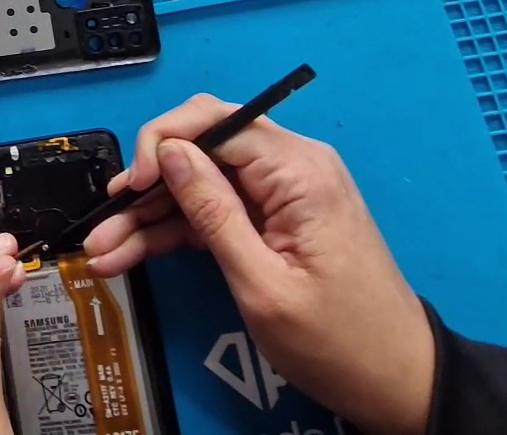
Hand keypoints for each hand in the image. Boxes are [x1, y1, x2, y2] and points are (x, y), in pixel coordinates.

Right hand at [84, 94, 434, 434]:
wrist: (402, 387)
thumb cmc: (339, 343)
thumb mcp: (264, 285)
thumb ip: (212, 212)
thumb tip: (169, 152)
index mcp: (296, 169)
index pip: (213, 120)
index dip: (162, 142)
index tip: (132, 186)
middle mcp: (288, 165)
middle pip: (200, 145)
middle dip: (147, 181)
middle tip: (107, 218)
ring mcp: (278, 191)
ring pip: (197, 181)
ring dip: (150, 214)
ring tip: (103, 248)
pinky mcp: (270, 216)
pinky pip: (212, 209)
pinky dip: (173, 230)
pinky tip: (130, 252)